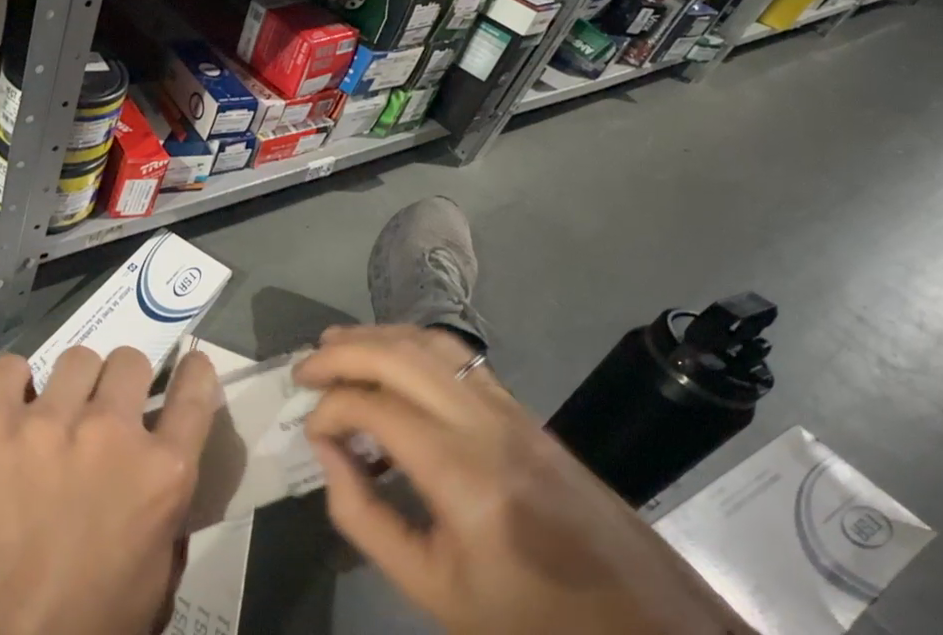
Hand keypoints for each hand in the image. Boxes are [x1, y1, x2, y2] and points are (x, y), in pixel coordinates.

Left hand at [0, 347, 220, 634]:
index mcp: (162, 474)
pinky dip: (14, 384)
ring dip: (72, 383)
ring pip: (75, 359)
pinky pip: (10, 368)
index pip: (195, 394)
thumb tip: (157, 478)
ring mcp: (47, 421)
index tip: (186, 365)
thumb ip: (164, 518)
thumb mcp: (153, 583)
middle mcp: (110, 432)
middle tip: (104, 407)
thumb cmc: (84, 625)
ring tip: (54, 411)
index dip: (193, 372)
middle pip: (129, 362)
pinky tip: (10, 409)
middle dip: (122, 381)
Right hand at [297, 326, 754, 634]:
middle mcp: (487, 425)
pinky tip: (390, 359)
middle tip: (302, 371)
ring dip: (375, 337)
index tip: (311, 436)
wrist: (641, 623)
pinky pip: (460, 356)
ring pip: (431, 343)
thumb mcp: (431, 586)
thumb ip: (363, 517)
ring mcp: (513, 411)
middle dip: (339, 353)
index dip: (327, 411)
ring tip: (333, 347)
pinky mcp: (526, 412)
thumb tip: (329, 452)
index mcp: (462, 475)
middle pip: (399, 356)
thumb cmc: (529, 615)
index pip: (373, 407)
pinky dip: (413, 344)